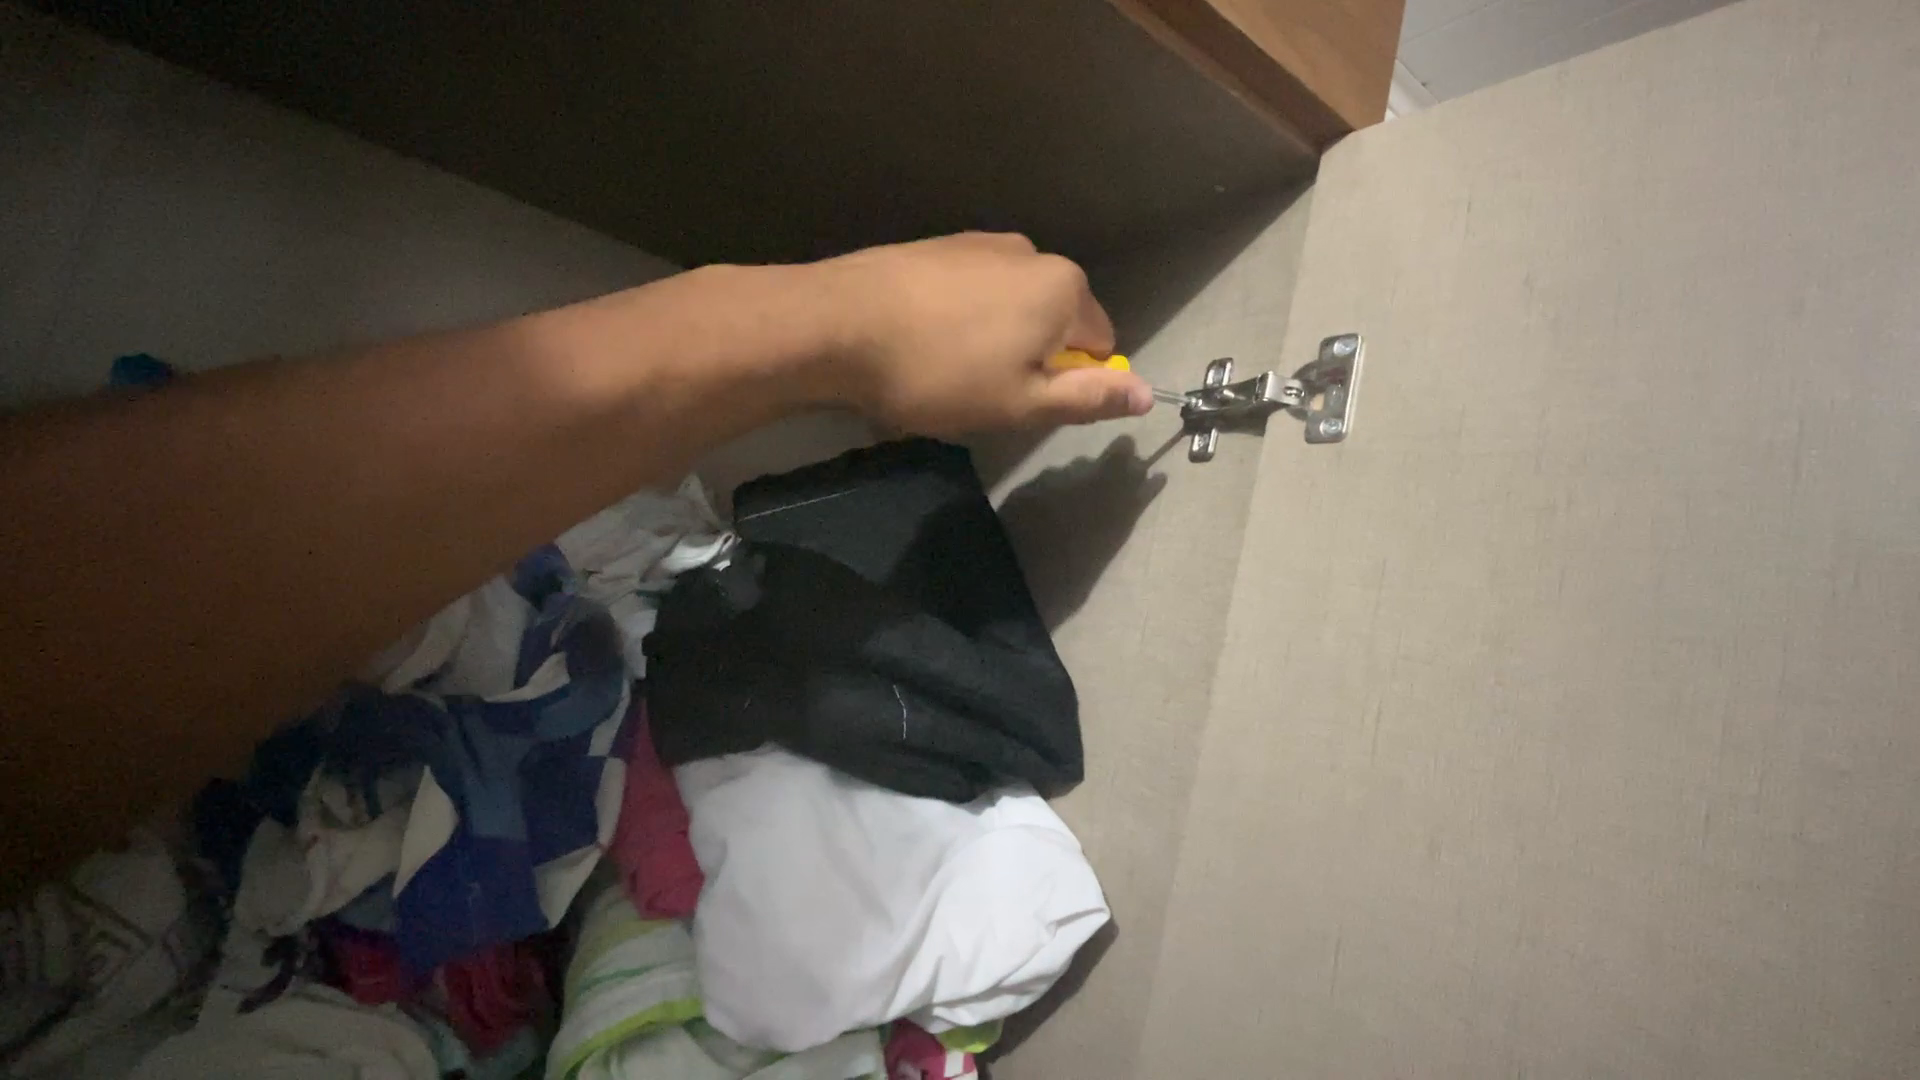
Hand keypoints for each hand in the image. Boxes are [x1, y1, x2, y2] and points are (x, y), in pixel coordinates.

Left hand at [805, 232, 1151, 432]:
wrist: (838, 325)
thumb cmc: (940, 373)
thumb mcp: (1022, 403)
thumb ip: (1089, 397)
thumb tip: (1147, 394)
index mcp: (1063, 287)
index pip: (1100, 342)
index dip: (1069, 382)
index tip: (1022, 402)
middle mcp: (1030, 252)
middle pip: (1053, 321)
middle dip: (1029, 360)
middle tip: (981, 392)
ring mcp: (979, 243)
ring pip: (1009, 308)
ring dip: (992, 343)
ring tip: (944, 371)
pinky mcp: (937, 247)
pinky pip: (970, 294)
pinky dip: (958, 323)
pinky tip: (921, 344)